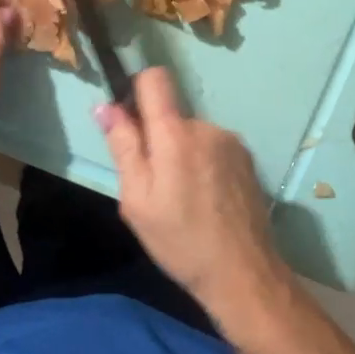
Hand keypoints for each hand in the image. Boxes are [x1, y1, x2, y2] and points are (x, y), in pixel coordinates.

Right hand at [97, 68, 283, 305]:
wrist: (243, 273)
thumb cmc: (180, 240)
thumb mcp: (137, 200)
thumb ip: (123, 148)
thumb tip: (106, 107)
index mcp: (174, 134)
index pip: (154, 80)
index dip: (136, 90)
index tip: (129, 121)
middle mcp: (206, 127)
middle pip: (171, 116)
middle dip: (157, 140)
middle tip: (154, 186)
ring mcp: (231, 143)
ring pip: (192, 135)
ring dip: (181, 155)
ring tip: (182, 199)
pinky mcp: (248, 161)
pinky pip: (213, 149)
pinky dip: (203, 166)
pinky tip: (205, 201)